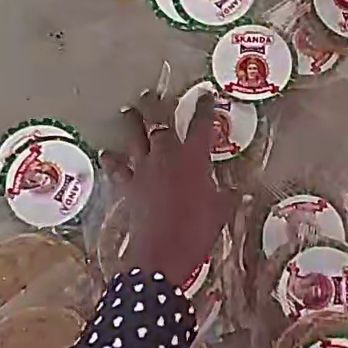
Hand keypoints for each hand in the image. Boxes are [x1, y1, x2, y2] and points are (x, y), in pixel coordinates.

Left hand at [99, 90, 234, 287]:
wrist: (162, 254)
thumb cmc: (198, 229)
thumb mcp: (221, 211)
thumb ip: (229, 195)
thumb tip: (242, 189)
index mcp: (194, 157)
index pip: (202, 125)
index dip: (205, 108)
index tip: (206, 95)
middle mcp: (167, 155)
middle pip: (160, 123)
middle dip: (156, 106)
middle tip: (151, 93)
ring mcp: (144, 169)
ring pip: (135, 138)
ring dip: (131, 123)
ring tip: (127, 111)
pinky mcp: (128, 186)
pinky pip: (117, 168)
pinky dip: (111, 160)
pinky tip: (106, 154)